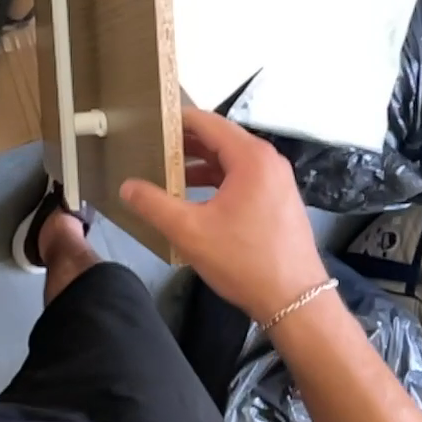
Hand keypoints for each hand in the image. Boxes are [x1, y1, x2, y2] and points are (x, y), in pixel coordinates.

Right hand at [119, 108, 329, 323]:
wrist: (295, 301)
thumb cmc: (244, 261)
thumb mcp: (189, 232)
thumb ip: (153, 204)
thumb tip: (127, 187)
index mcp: (251, 158)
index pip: (207, 122)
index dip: (175, 120)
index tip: (148, 123)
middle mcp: (268, 161)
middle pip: (219, 138)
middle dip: (184, 142)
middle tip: (150, 147)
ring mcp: (276, 181)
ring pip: (230, 159)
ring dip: (199, 163)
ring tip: (165, 172)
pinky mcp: (278, 200)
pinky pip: (241, 177)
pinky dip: (216, 179)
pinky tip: (193, 196)